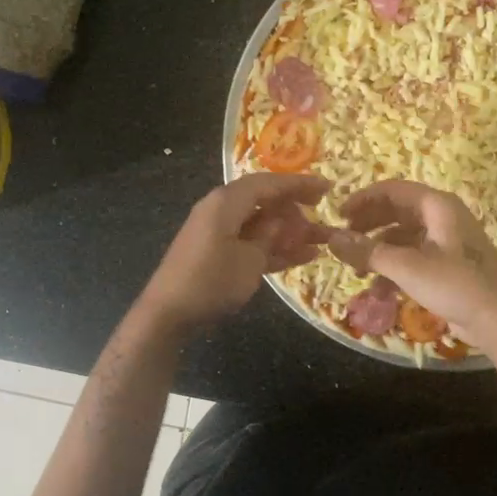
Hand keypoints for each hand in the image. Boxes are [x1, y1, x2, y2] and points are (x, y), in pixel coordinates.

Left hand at [135, 173, 332, 334]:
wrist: (168, 312)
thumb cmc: (211, 281)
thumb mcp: (250, 259)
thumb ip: (271, 236)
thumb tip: (283, 221)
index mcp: (226, 202)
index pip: (268, 183)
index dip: (299, 184)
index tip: (328, 188)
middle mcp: (220, 211)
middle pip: (264, 202)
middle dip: (296, 212)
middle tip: (324, 222)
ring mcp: (217, 233)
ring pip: (260, 225)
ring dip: (289, 233)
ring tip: (323, 242)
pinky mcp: (215, 254)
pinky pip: (250, 243)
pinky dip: (273, 248)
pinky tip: (302, 257)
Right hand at [326, 180, 496, 343]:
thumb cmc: (457, 285)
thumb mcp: (407, 267)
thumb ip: (367, 252)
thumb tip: (331, 239)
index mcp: (437, 206)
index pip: (391, 190)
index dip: (361, 200)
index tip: (336, 217)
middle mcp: (442, 218)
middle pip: (395, 212)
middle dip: (367, 228)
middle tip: (343, 244)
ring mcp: (446, 242)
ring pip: (402, 238)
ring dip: (377, 253)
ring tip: (356, 273)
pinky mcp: (448, 266)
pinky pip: (412, 258)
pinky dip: (393, 270)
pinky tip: (379, 292)